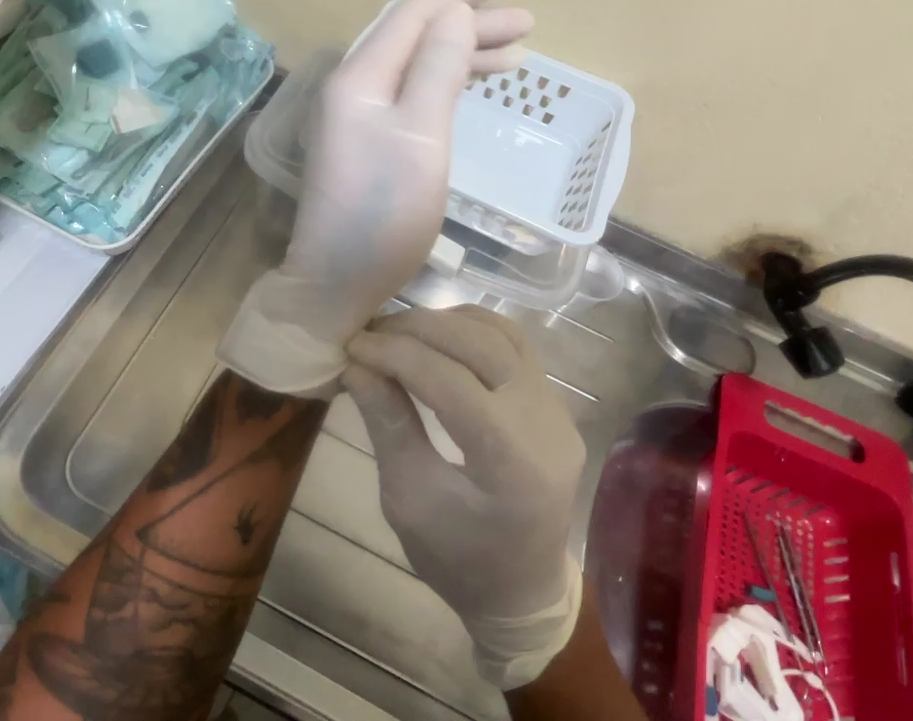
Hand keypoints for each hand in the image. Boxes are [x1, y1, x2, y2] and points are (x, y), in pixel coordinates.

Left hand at [219, 0, 531, 395]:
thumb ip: (438, 71)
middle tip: (528, 15)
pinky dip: (449, 83)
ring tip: (519, 48)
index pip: (416, 13)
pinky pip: (415, 92)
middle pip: (417, 34)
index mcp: (361, 78)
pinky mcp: (370, 141)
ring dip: (464, 51)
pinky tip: (476, 83)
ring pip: (418, 63)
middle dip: (471, 18)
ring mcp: (359, 116)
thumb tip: (454, 14)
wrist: (337, 281)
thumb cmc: (383, 213)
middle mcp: (355, 87)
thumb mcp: (421, 137)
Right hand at [342, 305, 586, 688]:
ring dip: (447, 323)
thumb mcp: (407, 499)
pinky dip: (474, 331)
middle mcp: (546, 426)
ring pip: (503, 335)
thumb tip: (356, 364)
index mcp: (511, 465)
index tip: (354, 345)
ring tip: (399, 330)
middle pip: (481, 346)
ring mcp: (559, 411)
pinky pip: (516, 347)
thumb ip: (388, 424)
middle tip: (370, 331)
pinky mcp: (556, 404)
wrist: (521, 590)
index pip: (451, 382)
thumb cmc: (456, 558)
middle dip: (419, 329)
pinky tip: (438, 337)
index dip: (398, 355)